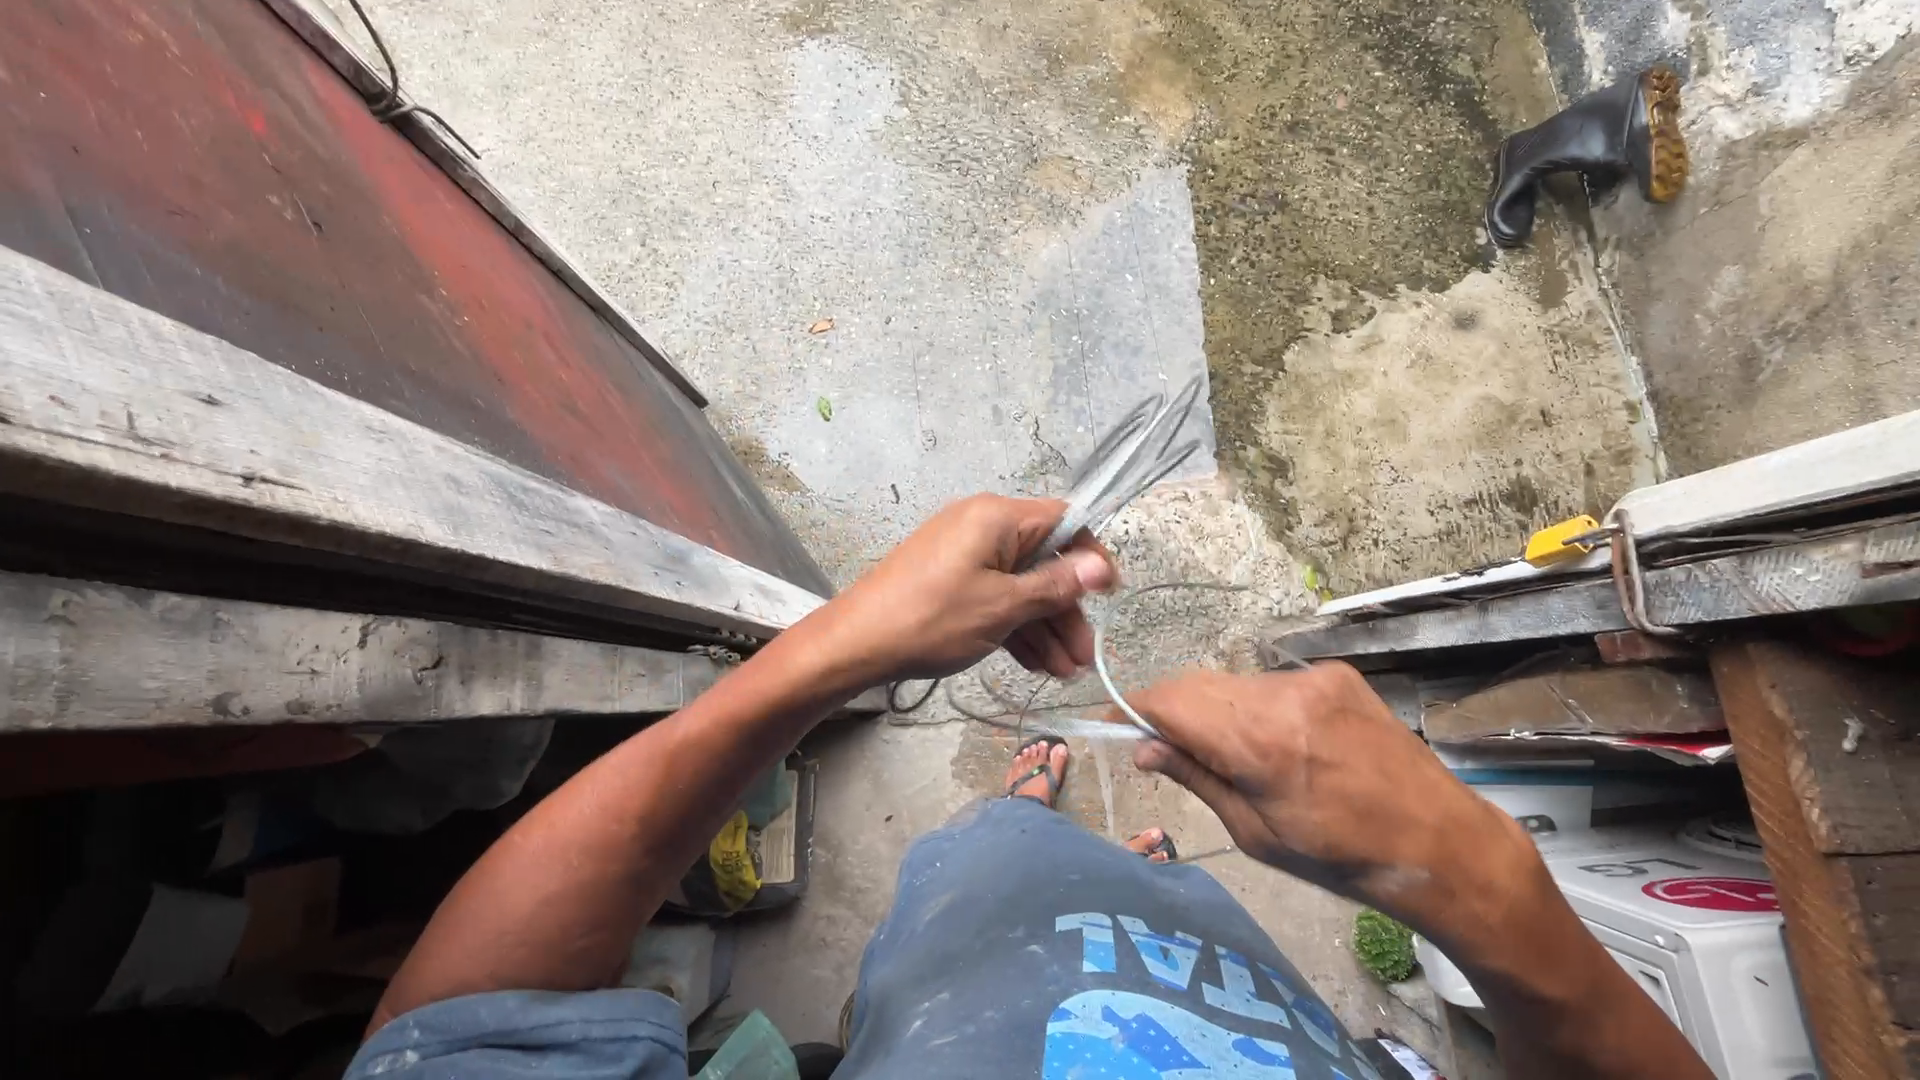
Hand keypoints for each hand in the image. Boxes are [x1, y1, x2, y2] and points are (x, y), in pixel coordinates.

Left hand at [815, 494, 1117, 683]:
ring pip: (1020, 587)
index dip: (1091, 557)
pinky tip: (1035, 665)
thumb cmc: (933, 619)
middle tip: (1084, 659)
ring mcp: (964, 556)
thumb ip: (1055, 586)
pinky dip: (1015, 627)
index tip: (1109, 597)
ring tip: (1063, 674)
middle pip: (1043, 562)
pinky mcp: (951, 582)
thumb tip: (1101, 566)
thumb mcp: (1002, 606)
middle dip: (1066, 611)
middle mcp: (982, 528)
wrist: (857, 644)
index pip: (1064, 522)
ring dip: (1044, 628)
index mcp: (997, 517)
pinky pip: (995, 597)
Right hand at [1127, 665, 1539, 947]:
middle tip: (1160, 746)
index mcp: (1261, 744)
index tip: (1111, 723)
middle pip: (1196, 685)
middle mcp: (1283, 695)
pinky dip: (1252, 706)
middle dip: (1169, 710)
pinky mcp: (1336, 674)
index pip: (1171, 702)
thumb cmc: (1343, 860)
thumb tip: (1143, 749)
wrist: (1444, 844)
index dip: (1134, 709)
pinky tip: (1274, 741)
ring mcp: (1313, 678)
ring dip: (1212, 709)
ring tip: (1227, 753)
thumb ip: (1196, 778)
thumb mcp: (1257, 834)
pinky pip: (1269, 683)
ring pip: (1231, 683)